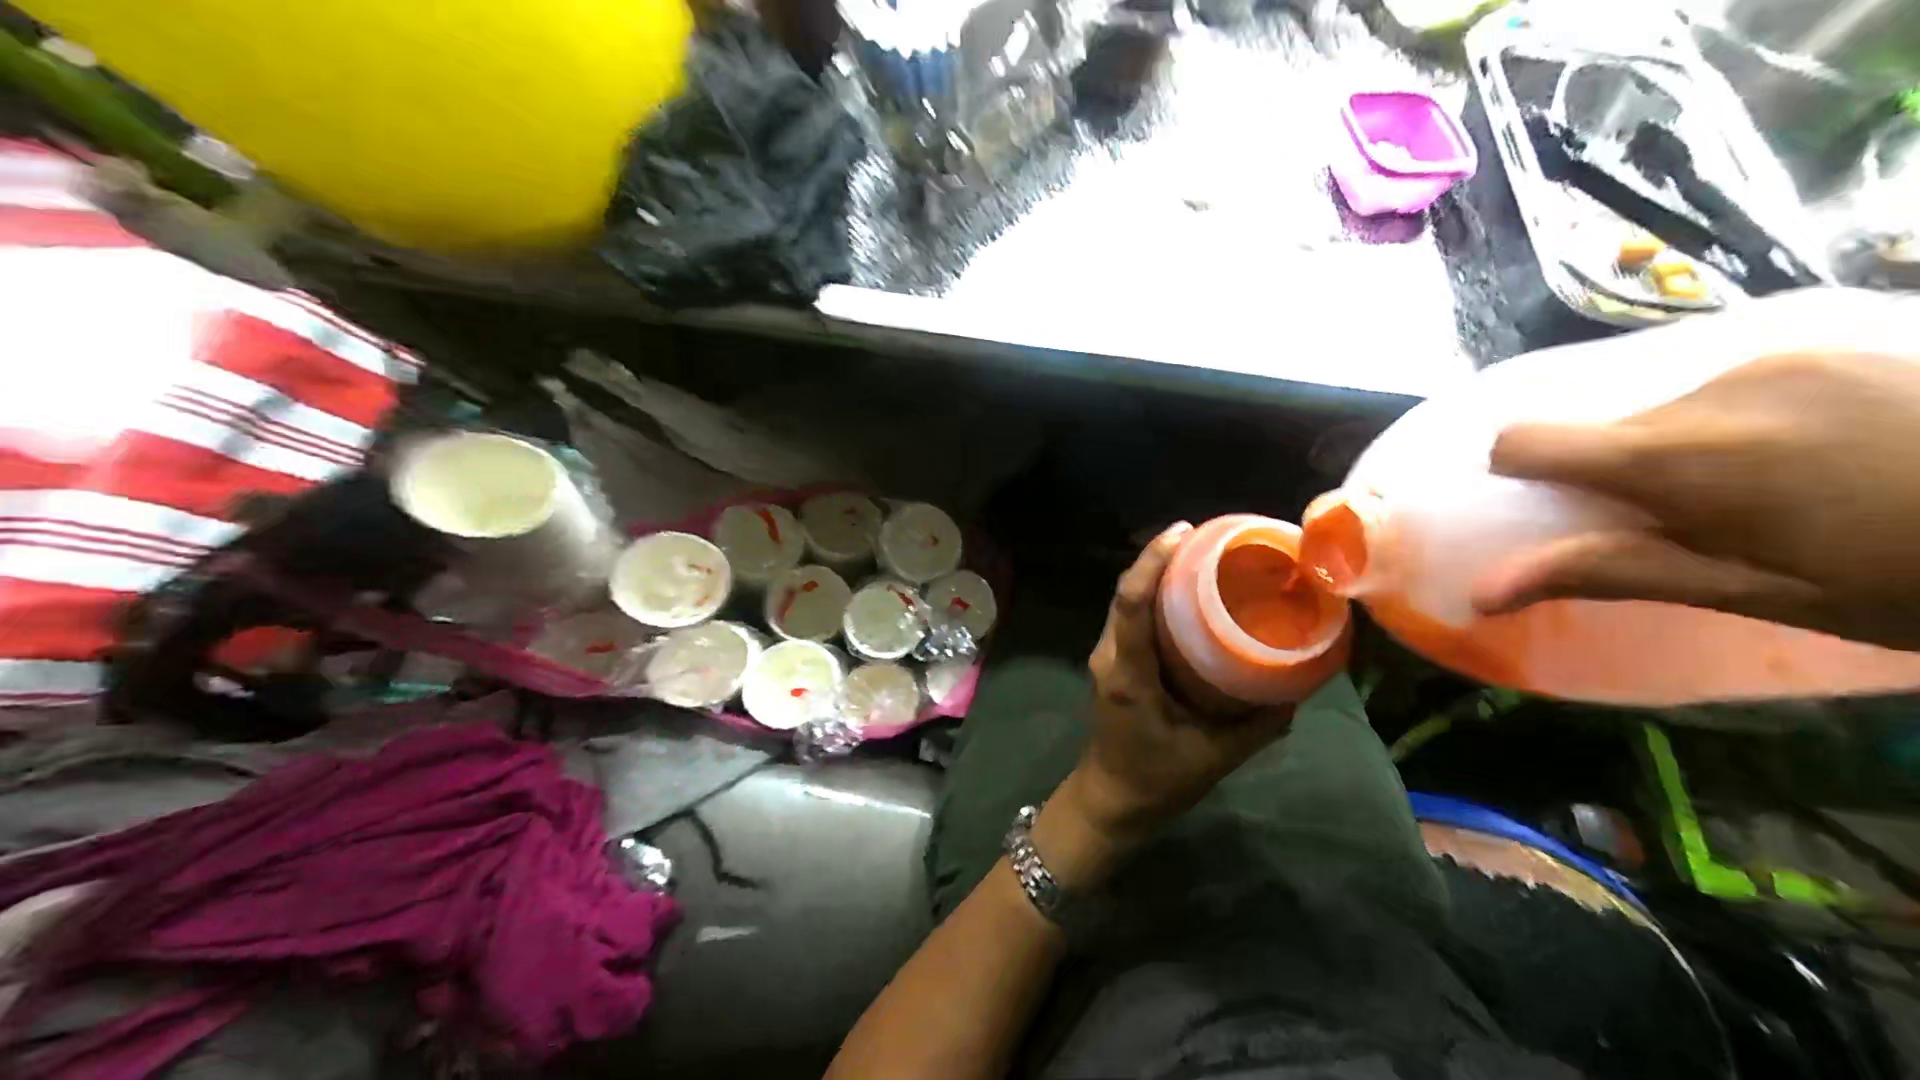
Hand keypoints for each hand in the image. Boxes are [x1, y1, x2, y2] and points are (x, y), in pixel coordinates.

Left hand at [1050, 523, 1296, 855]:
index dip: (1152, 561)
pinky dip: (1154, 596)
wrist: (1111, 799)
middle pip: (1127, 592)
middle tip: (1208, 538)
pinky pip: (1130, 617)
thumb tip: (1300, 683)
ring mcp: (1105, 656)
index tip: (1183, 531)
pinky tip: (1188, 593)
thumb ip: (1261, 721)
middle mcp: (1110, 656)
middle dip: (1161, 558)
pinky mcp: (1112, 660)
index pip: (1130, 604)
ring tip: (1202, 556)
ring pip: (1127, 601)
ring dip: (1157, 574)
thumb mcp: (1218, 755)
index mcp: (1129, 676)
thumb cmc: (1158, 780)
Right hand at [1473, 351, 1919, 650]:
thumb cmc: (1918, 577)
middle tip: (1702, 523)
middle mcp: (1711, 388)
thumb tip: (1481, 593)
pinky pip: (1725, 387)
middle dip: (1620, 476)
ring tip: (1779, 490)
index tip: (1562, 511)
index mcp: (1681, 456)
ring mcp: (1774, 356)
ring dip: (1682, 451)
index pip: (1523, 442)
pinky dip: (1734, 424)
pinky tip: (1822, 454)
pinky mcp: (1825, 342)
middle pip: (1599, 430)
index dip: (1521, 477)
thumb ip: (1610, 572)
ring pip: (1662, 410)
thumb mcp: (1756, 593)